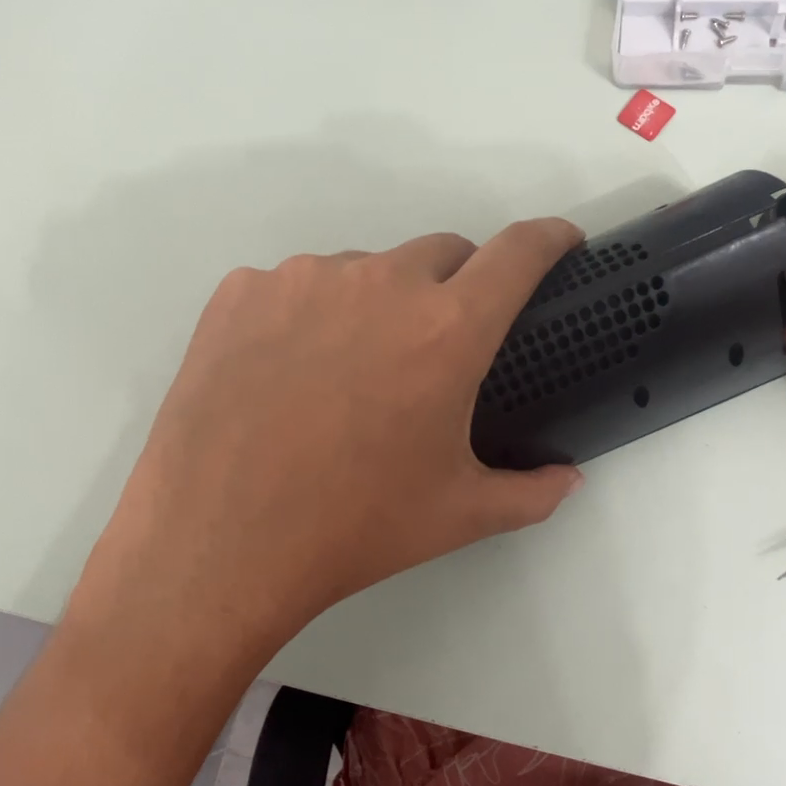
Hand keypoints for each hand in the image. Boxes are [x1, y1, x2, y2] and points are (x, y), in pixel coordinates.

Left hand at [69, 219, 586, 656]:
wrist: (217, 546)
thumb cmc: (354, 527)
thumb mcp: (459, 515)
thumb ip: (531, 492)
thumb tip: (568, 480)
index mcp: (447, 329)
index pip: (517, 253)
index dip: (549, 239)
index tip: (561, 242)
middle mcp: (380, 283)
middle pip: (444, 252)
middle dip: (460, 285)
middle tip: (441, 348)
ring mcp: (303, 279)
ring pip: (367, 269)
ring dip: (381, 302)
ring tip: (354, 374)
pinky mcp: (241, 292)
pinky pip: (298, 286)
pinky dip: (313, 314)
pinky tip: (292, 375)